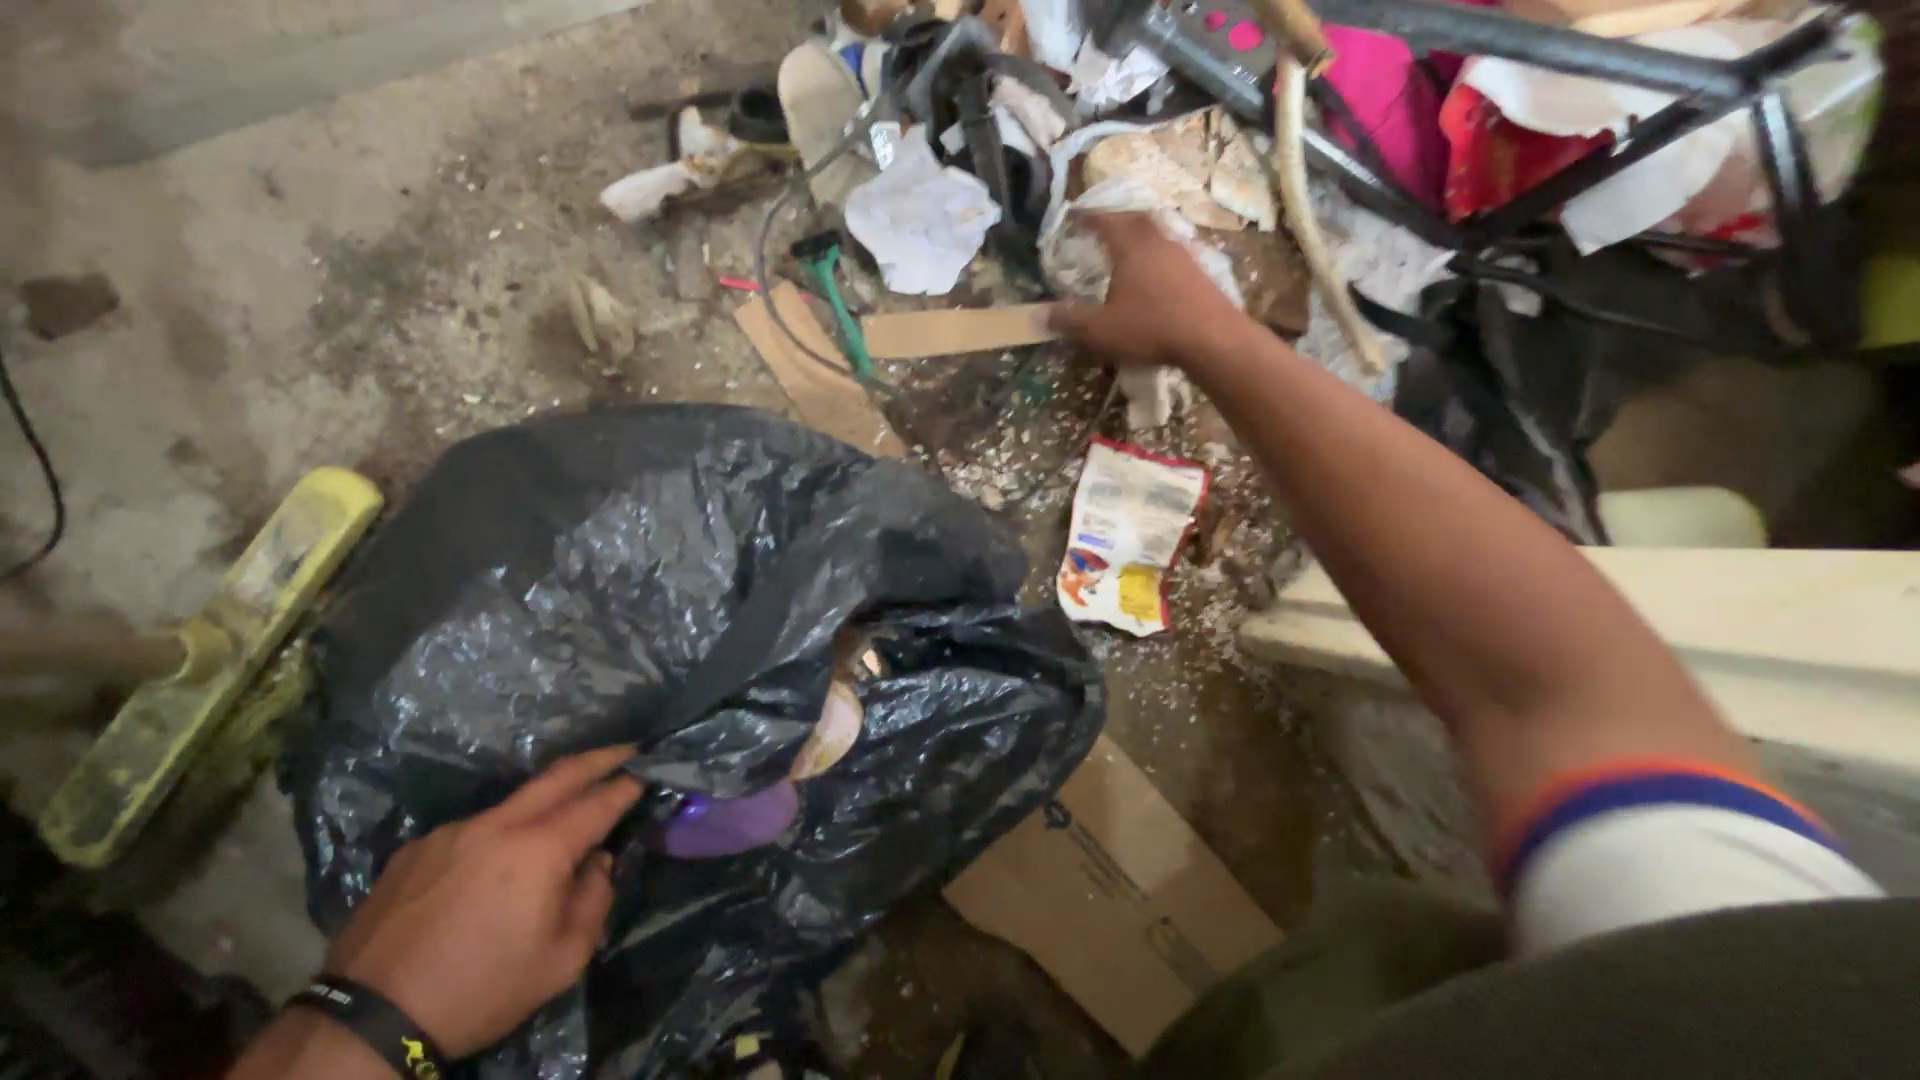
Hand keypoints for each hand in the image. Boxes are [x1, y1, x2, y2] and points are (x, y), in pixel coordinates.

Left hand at [321, 746, 643, 1057]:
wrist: (371, 1020)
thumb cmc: (481, 991)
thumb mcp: (562, 961)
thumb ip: (593, 901)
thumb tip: (596, 863)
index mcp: (539, 850)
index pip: (597, 802)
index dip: (627, 785)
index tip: (648, 772)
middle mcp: (497, 826)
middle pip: (558, 775)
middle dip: (599, 758)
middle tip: (628, 750)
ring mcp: (451, 833)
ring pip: (512, 804)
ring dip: (546, 802)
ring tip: (562, 816)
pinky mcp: (416, 850)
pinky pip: (473, 831)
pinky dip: (498, 837)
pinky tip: (493, 868)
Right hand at [1048, 212, 1250, 369]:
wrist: (1212, 338)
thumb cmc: (1151, 328)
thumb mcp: (1101, 330)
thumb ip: (1069, 320)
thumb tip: (1038, 315)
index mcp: (1130, 247)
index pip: (1104, 221)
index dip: (1087, 216)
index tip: (1074, 213)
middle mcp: (1157, 241)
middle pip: (1135, 218)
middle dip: (1117, 218)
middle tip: (1103, 224)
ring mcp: (1183, 254)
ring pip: (1158, 232)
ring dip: (1142, 233)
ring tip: (1130, 244)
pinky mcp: (1200, 271)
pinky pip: (1174, 251)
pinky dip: (1160, 254)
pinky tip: (1159, 270)